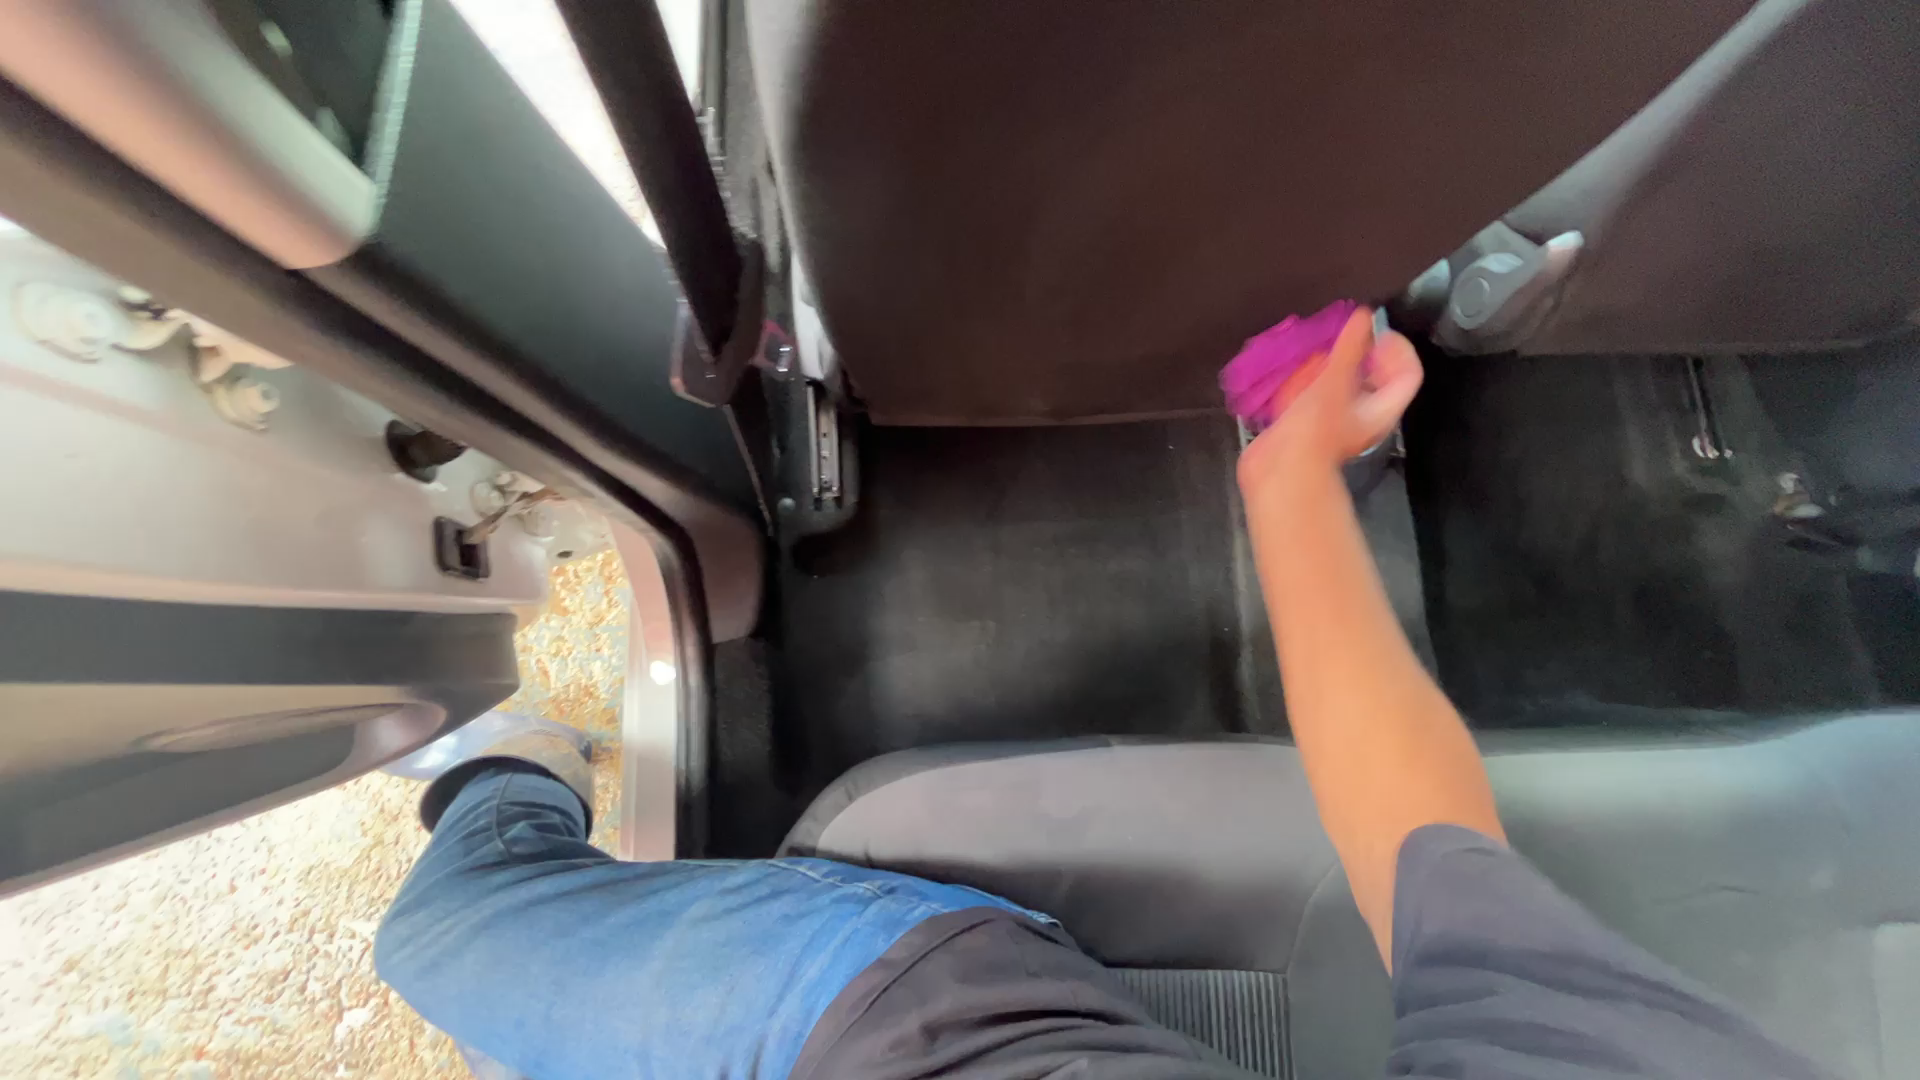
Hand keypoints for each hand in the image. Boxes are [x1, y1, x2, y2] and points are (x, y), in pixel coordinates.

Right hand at [1236, 307, 1421, 491]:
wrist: (1277, 471)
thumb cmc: (1313, 431)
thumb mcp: (1334, 384)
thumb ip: (1350, 349)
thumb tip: (1364, 315)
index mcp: (1380, 410)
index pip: (1407, 372)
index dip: (1397, 349)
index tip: (1373, 334)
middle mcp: (1360, 415)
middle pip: (1370, 376)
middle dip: (1354, 354)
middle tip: (1338, 339)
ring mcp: (1331, 420)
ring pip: (1337, 385)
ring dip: (1324, 365)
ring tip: (1309, 352)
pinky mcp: (1304, 424)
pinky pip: (1310, 395)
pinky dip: (1302, 381)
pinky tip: (1288, 373)